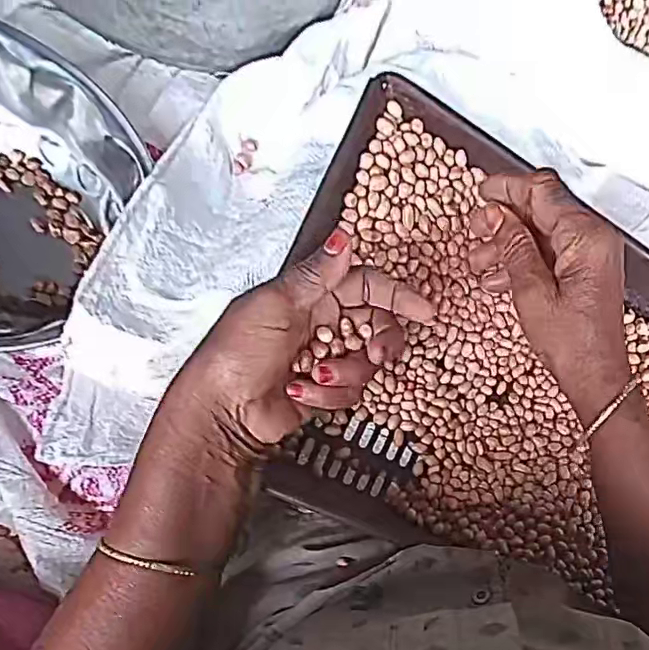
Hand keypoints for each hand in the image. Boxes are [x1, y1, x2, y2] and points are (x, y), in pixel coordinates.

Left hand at [166, 228, 434, 453]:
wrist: (225, 410)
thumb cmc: (235, 354)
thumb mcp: (275, 305)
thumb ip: (316, 276)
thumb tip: (342, 239)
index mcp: (311, 296)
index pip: (366, 286)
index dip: (397, 296)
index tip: (424, 310)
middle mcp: (323, 324)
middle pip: (377, 326)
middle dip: (381, 342)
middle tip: (377, 354)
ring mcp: (328, 358)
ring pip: (367, 363)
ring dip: (345, 374)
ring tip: (314, 375)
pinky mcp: (328, 389)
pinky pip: (352, 391)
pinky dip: (330, 395)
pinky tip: (300, 391)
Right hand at [465, 171, 629, 419]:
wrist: (597, 379)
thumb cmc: (575, 347)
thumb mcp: (532, 294)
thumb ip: (514, 248)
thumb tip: (498, 215)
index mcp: (586, 237)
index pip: (542, 191)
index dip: (507, 189)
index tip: (482, 192)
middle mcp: (595, 239)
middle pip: (542, 210)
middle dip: (505, 220)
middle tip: (477, 232)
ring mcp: (593, 256)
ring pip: (543, 233)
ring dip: (510, 244)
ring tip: (481, 262)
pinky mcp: (588, 273)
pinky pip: (552, 254)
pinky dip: (526, 260)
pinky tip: (500, 277)